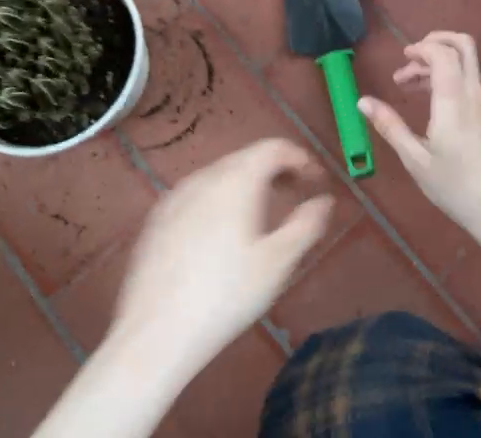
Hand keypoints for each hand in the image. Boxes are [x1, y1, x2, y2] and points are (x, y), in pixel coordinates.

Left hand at [107, 138, 334, 370]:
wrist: (156, 333)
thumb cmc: (226, 295)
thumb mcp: (278, 262)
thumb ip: (307, 225)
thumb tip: (324, 201)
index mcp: (236, 180)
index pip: (272, 148)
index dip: (299, 158)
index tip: (315, 179)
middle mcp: (203, 178)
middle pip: (245, 159)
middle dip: (274, 170)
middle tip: (295, 193)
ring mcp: (174, 198)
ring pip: (218, 177)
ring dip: (246, 185)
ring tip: (262, 214)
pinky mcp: (156, 221)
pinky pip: (196, 197)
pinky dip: (218, 201)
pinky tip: (221, 234)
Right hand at [359, 31, 480, 243]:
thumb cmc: (454, 187)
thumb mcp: (415, 160)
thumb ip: (390, 127)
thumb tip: (363, 101)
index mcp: (454, 102)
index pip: (444, 54)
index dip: (422, 48)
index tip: (402, 59)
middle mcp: (473, 96)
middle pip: (463, 46)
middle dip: (435, 42)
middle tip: (409, 60)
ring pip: (464, 64)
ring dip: (437, 63)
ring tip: (407, 84)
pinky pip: (467, 82)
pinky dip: (447, 78)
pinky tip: (428, 101)